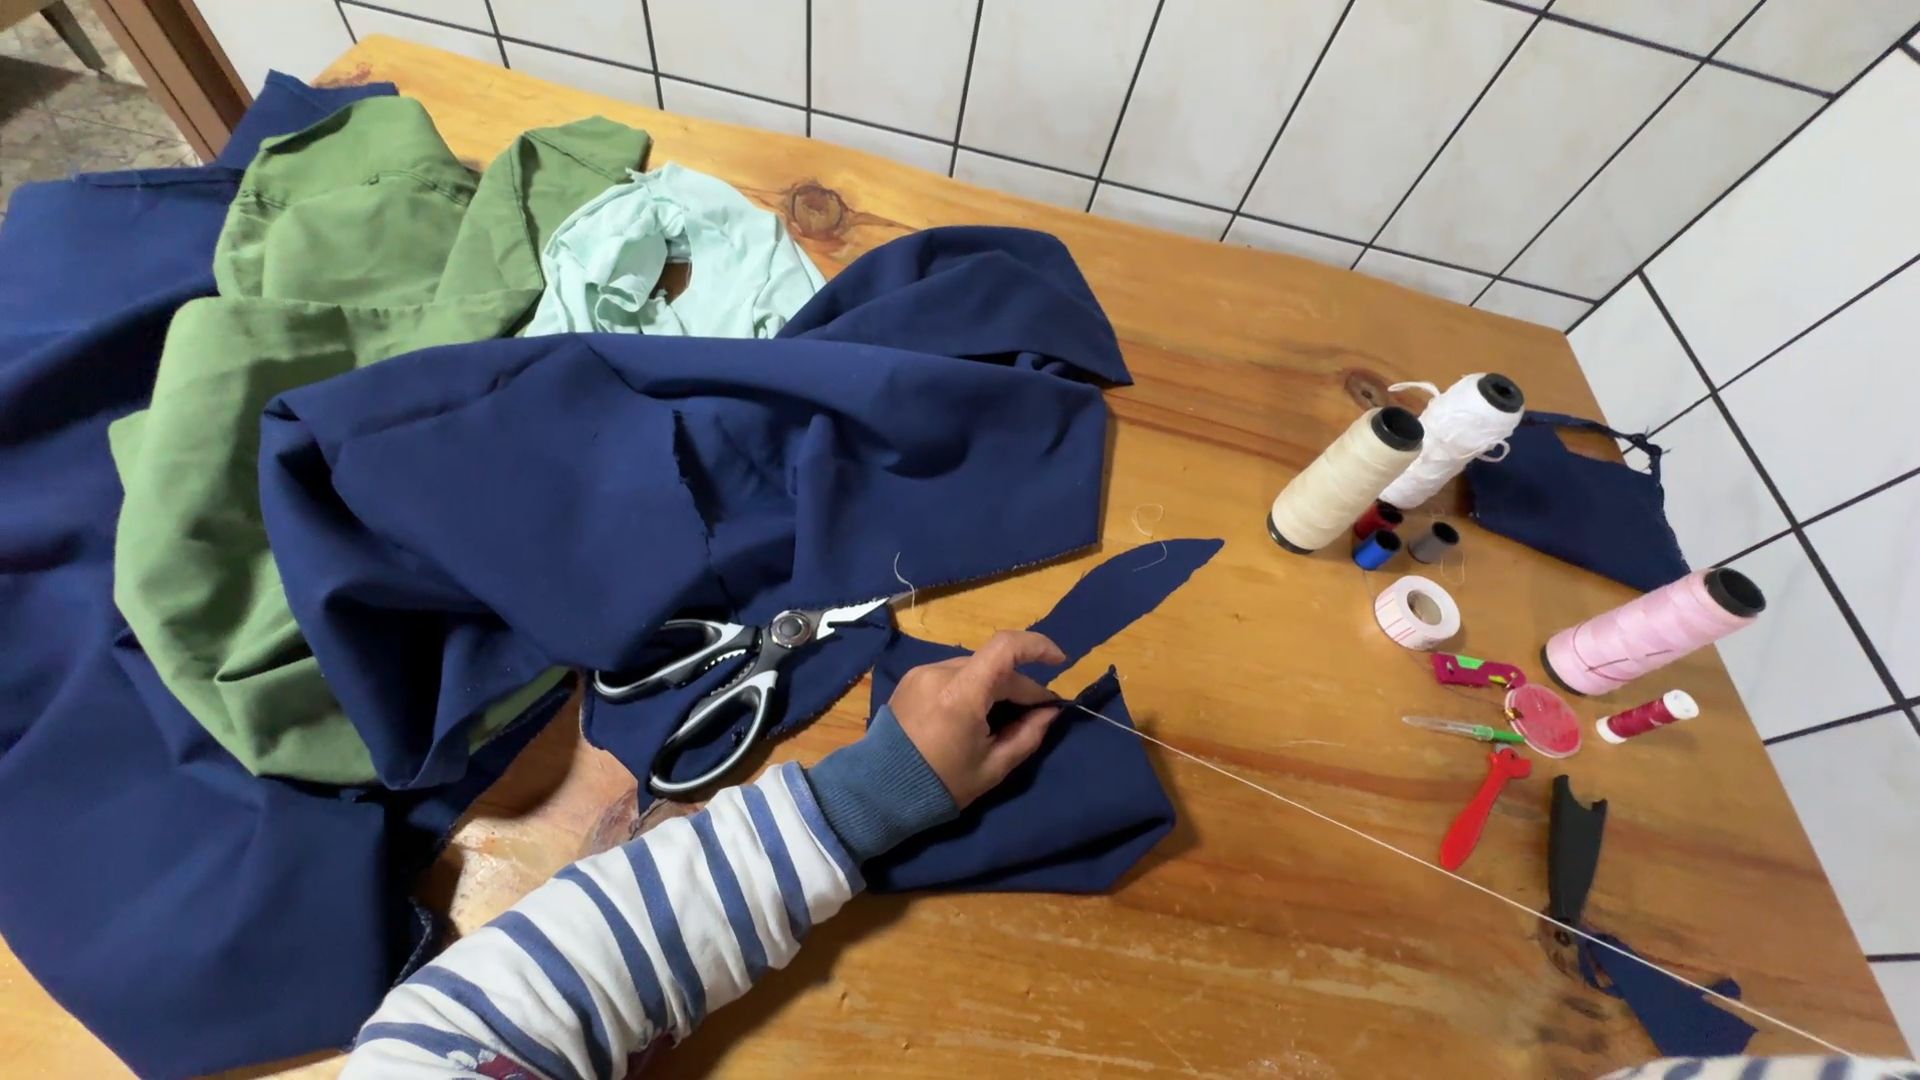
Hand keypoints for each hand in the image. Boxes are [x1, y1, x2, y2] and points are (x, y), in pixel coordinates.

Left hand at [887, 630, 1066, 807]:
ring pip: (974, 668)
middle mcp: (940, 672)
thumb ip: (1028, 734)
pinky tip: (975, 714)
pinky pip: (953, 674)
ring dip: (996, 685)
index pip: (1006, 648)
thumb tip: (1050, 711)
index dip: (1038, 647)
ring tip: (1003, 718)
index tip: (1060, 662)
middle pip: (994, 665)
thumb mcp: (993, 767)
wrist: (880, 791)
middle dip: (1020, 685)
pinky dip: (972, 686)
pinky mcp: (912, 679)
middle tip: (1037, 714)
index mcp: (961, 693)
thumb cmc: (942, 784)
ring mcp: (922, 672)